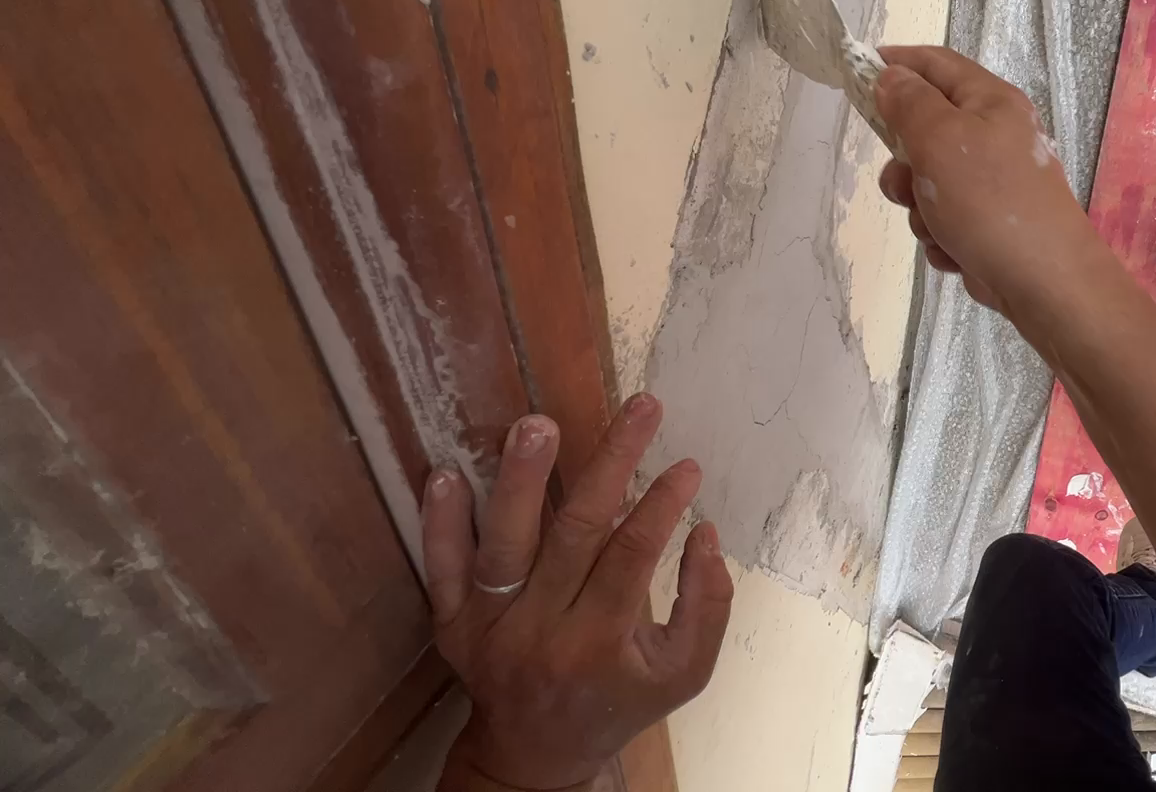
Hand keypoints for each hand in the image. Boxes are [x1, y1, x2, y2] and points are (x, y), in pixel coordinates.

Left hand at [422, 394, 732, 790]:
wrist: (531, 759)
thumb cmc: (618, 705)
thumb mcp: (684, 673)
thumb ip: (707, 605)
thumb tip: (704, 534)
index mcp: (599, 644)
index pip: (633, 556)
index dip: (662, 504)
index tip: (688, 465)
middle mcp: (539, 631)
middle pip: (576, 532)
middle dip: (613, 461)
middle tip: (642, 406)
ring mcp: (488, 626)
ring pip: (503, 544)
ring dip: (521, 480)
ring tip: (537, 424)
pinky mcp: (453, 622)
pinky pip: (442, 570)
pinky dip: (439, 524)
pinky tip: (443, 473)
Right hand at [875, 45, 1102, 313]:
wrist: (1040, 279)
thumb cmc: (988, 200)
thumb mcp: (940, 139)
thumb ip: (909, 103)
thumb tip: (891, 77)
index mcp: (991, 102)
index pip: (937, 64)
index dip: (897, 63)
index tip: (859, 71)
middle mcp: (994, 137)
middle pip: (926, 130)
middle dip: (904, 161)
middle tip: (902, 182)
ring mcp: (991, 184)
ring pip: (927, 182)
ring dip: (920, 207)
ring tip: (936, 226)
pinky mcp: (985, 224)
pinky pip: (941, 219)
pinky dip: (940, 235)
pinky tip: (954, 250)